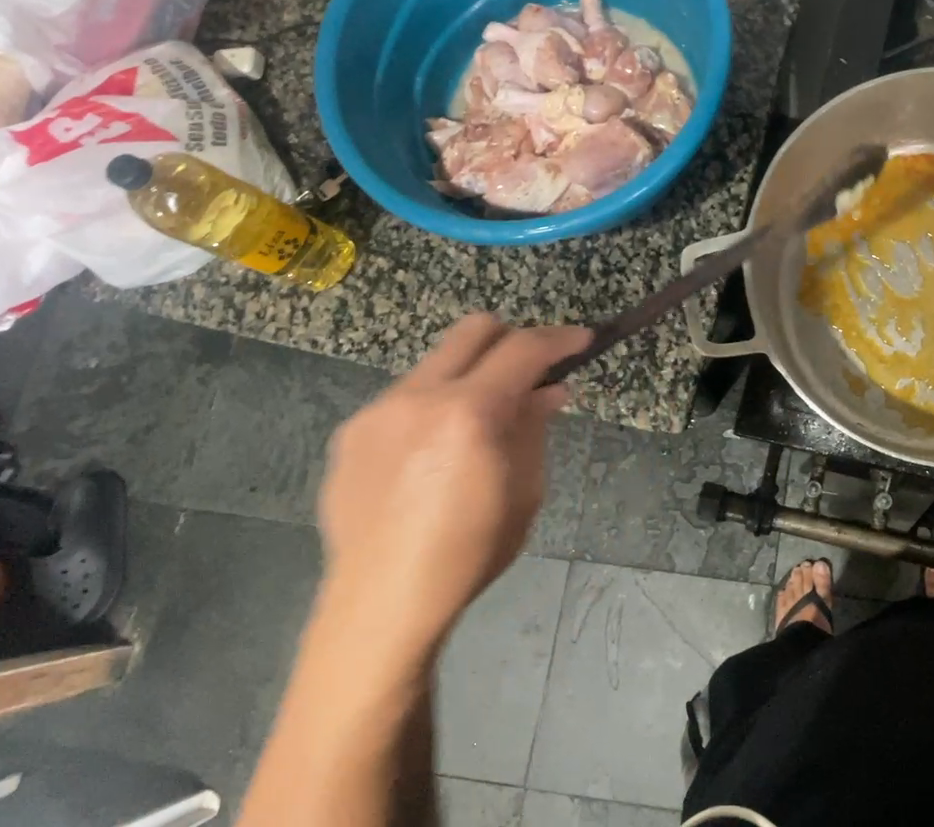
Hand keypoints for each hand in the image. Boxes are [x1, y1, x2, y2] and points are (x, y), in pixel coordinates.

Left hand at [316, 315, 589, 653]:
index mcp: (469, 414)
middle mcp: (417, 397)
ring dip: (470, 377)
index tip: (582, 340)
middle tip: (532, 373)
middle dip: (512, 339)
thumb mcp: (524, 491)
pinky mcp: (350, 434)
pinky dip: (434, 408)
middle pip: (473, 331)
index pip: (523, 349)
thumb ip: (533, 428)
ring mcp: (377, 412)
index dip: (560, 339)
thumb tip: (550, 392)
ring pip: (436, 364)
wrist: (382, 602)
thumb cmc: (470, 553)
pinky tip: (435, 456)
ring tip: (480, 426)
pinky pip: (404, 399)